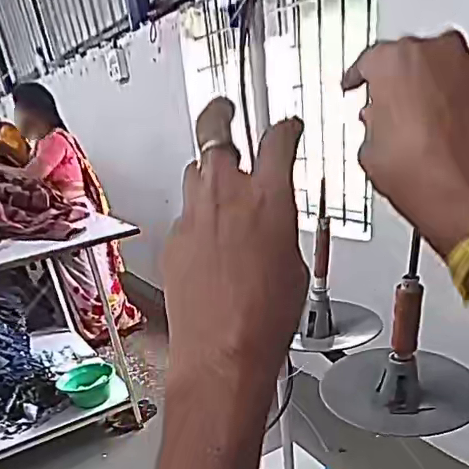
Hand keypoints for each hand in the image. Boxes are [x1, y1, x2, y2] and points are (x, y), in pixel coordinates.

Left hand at [161, 97, 307, 411]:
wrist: (222, 354)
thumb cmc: (262, 322)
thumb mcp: (296, 267)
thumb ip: (283, 229)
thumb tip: (276, 225)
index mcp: (269, 197)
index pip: (278, 137)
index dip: (285, 127)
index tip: (285, 128)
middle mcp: (225, 197)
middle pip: (215, 131)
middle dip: (222, 117)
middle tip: (226, 114)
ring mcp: (193, 218)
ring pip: (195, 173)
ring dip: (208, 175)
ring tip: (220, 191)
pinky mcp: (172, 243)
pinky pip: (184, 218)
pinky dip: (196, 223)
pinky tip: (208, 248)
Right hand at [342, 31, 468, 253]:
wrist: (463, 195)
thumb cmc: (420, 174)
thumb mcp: (369, 152)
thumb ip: (370, 124)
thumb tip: (377, 121)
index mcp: (395, 61)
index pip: (368, 60)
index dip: (358, 77)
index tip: (356, 84)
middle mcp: (434, 52)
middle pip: (408, 59)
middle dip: (397, 84)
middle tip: (388, 110)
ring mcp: (466, 66)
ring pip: (438, 69)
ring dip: (426, 92)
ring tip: (416, 126)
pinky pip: (462, 87)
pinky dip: (450, 102)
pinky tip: (440, 130)